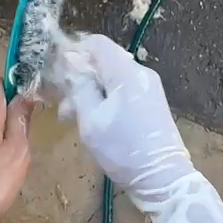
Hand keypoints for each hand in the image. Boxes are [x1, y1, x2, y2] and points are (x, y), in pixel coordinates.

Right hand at [52, 33, 222, 222]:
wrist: (164, 179)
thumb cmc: (124, 149)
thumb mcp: (92, 120)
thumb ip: (80, 88)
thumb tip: (73, 67)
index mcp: (126, 72)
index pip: (97, 43)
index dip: (75, 52)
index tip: (58, 72)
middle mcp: (141, 72)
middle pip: (105, 60)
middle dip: (80, 77)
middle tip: (63, 104)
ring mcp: (149, 87)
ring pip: (113, 77)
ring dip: (91, 91)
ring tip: (73, 117)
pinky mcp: (152, 102)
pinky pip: (124, 90)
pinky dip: (106, 99)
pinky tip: (95, 121)